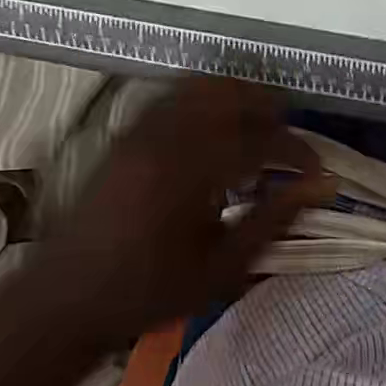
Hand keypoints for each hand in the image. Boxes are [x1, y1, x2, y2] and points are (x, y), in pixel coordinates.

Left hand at [30, 77, 333, 343]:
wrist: (65, 297)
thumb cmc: (148, 292)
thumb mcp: (221, 268)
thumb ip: (272, 220)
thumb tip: (319, 187)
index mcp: (192, 173)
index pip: (261, 140)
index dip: (297, 150)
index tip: (316, 169)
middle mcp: (165, 138)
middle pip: (230, 96)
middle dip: (269, 108)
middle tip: (290, 139)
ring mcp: (139, 131)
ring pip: (199, 88)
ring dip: (236, 99)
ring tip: (258, 127)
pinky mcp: (123, 134)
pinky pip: (171, 97)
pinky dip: (203, 101)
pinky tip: (213, 129)